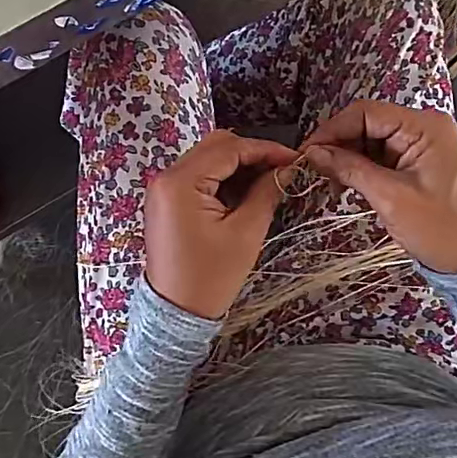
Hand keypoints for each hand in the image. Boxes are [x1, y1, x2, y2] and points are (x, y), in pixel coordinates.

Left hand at [144, 130, 299, 318]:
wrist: (177, 310)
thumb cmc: (212, 275)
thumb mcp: (246, 232)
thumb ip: (266, 192)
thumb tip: (285, 169)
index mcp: (180, 182)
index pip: (227, 149)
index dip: (264, 149)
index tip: (294, 158)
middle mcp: (165, 177)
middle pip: (214, 147)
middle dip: (250, 153)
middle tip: (282, 169)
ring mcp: (162, 188)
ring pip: (205, 159)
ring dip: (236, 165)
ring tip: (268, 180)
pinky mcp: (165, 200)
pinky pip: (196, 176)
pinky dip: (221, 178)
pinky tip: (245, 191)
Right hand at [299, 99, 456, 273]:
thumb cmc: (438, 227)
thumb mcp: (389, 197)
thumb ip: (349, 168)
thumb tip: (312, 152)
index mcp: (424, 127)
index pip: (366, 113)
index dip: (332, 129)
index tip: (307, 152)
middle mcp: (423, 127)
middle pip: (365, 123)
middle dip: (337, 145)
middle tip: (315, 170)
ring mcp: (420, 143)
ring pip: (367, 139)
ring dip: (345, 157)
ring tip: (331, 182)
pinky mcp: (414, 159)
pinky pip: (377, 153)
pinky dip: (358, 166)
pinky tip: (346, 184)